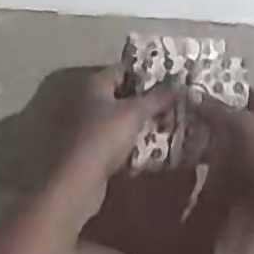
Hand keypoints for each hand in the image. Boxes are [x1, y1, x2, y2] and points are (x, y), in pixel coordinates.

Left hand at [63, 67, 177, 197]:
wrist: (76, 183)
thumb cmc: (104, 137)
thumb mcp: (135, 113)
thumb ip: (156, 97)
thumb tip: (177, 84)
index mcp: (95, 83)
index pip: (124, 70)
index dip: (146, 75)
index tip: (168, 83)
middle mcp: (86, 100)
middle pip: (122, 95)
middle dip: (145, 102)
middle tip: (169, 107)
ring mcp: (85, 126)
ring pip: (118, 119)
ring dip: (138, 124)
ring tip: (163, 127)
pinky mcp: (87, 150)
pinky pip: (113, 140)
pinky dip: (128, 143)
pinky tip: (147, 149)